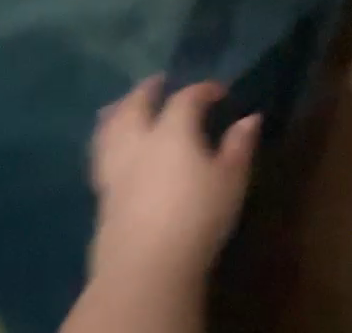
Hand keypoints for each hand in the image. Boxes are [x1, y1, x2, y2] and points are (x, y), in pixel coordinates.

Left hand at [88, 76, 260, 290]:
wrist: (145, 268)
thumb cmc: (197, 216)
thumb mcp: (231, 179)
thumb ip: (239, 145)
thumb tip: (249, 118)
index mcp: (171, 132)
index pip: (185, 98)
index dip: (203, 89)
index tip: (219, 91)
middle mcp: (138, 143)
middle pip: (135, 106)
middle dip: (147, 91)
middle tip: (158, 81)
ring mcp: (115, 171)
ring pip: (109, 131)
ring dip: (118, 113)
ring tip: (124, 106)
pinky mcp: (102, 197)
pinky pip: (102, 156)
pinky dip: (108, 142)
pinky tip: (115, 149)